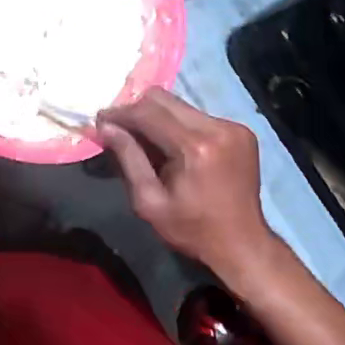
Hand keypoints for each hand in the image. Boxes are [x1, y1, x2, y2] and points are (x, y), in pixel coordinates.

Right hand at [97, 89, 278, 275]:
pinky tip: (172, 145)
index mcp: (196, 148)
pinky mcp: (240, 131)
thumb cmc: (191, 229)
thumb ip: (127, 158)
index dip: (120, 113)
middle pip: (164, 99)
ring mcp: (233, 127)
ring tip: (144, 139)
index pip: (148, 113)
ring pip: (180, 105)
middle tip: (119, 128)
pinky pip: (197, 116)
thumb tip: (105, 127)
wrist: (243, 245)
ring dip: (157, 116)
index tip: (100, 121)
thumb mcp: (148, 201)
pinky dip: (178, 124)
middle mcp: (218, 128)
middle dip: (136, 110)